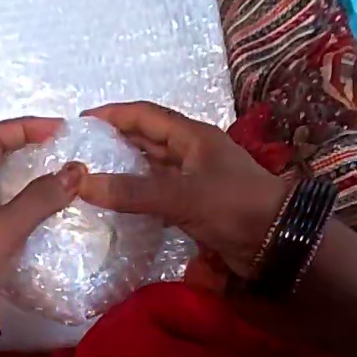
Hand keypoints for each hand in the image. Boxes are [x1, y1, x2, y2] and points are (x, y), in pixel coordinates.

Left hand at [0, 117, 85, 309]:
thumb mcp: (2, 229)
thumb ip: (39, 198)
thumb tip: (77, 170)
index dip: (23, 128)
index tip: (59, 130)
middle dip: (25, 146)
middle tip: (60, 147)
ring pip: (0, 184)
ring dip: (28, 175)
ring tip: (60, 173)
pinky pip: (6, 210)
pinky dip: (28, 203)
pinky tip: (50, 208)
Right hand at [80, 102, 289, 276]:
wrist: (276, 242)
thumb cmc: (234, 206)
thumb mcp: (181, 196)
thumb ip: (133, 192)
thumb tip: (82, 183)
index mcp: (193, 137)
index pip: (146, 115)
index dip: (113, 115)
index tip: (81, 122)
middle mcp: (192, 154)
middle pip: (147, 141)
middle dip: (114, 143)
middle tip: (80, 153)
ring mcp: (195, 182)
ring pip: (152, 171)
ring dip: (124, 173)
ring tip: (90, 179)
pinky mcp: (195, 208)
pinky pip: (158, 197)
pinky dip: (137, 199)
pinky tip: (117, 208)